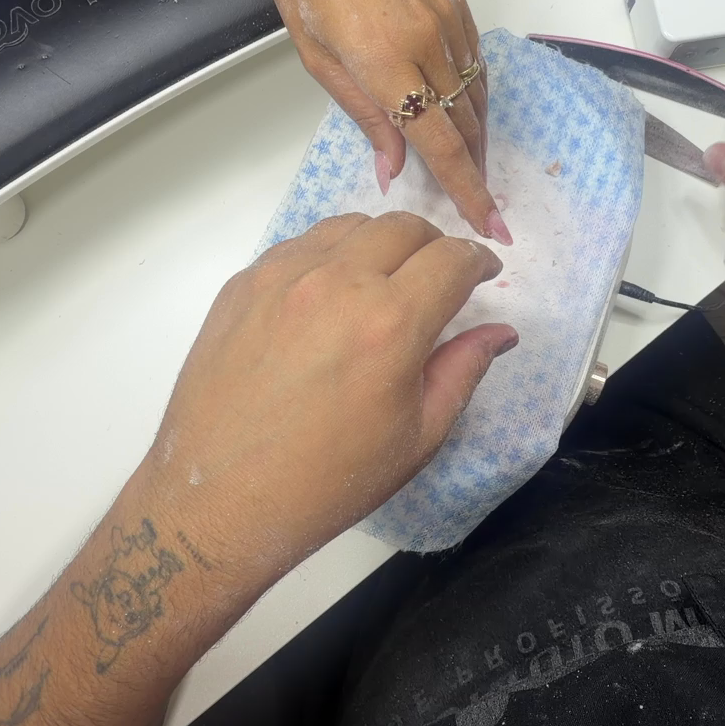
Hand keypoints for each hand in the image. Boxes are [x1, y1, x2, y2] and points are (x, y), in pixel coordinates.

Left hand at [145, 213, 516, 567]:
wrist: (222, 500)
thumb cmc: (331, 479)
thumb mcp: (419, 435)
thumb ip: (465, 369)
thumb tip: (502, 332)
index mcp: (391, 323)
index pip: (451, 259)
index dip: (479, 262)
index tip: (484, 275)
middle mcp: (337, 283)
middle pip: (404, 227)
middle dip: (435, 244)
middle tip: (439, 278)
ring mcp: (282, 277)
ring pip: (351, 226)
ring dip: (382, 242)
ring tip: (384, 281)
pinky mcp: (243, 284)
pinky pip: (301, 244)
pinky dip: (332, 255)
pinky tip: (329, 296)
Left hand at [252, 0, 507, 244]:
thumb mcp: (317, 56)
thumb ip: (364, 115)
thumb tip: (393, 169)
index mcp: (385, 61)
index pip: (439, 143)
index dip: (467, 190)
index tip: (490, 226)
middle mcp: (427, 43)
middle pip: (467, 126)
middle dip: (477, 173)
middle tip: (482, 208)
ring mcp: (449, 20)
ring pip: (478, 98)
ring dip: (479, 140)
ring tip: (475, 170)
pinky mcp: (459, 2)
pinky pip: (477, 66)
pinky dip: (477, 100)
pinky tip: (470, 116)